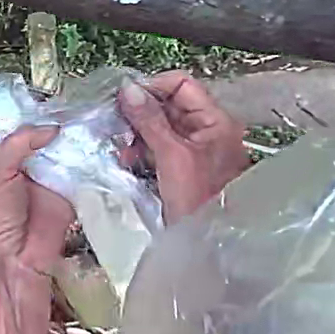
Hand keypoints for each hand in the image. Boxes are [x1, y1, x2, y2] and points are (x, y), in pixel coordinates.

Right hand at [117, 71, 249, 219]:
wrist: (208, 248)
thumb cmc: (199, 200)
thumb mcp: (172, 155)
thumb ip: (149, 120)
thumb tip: (129, 89)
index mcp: (216, 121)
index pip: (182, 85)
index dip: (153, 87)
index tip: (126, 98)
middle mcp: (207, 131)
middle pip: (169, 105)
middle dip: (141, 113)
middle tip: (118, 123)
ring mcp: (195, 150)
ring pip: (160, 127)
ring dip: (138, 133)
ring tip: (124, 148)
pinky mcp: (182, 167)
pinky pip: (158, 147)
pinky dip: (142, 150)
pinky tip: (128, 160)